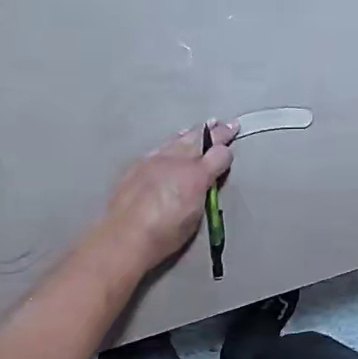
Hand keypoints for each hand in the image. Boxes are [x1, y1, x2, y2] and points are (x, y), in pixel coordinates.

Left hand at [101, 119, 236, 269]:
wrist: (126, 235)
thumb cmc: (166, 234)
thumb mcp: (196, 216)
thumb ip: (203, 193)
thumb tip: (206, 182)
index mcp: (196, 175)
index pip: (219, 155)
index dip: (227, 152)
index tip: (231, 151)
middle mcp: (177, 160)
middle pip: (201, 139)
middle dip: (216, 132)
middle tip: (228, 123)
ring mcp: (156, 159)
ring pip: (179, 138)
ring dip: (194, 132)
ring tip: (205, 124)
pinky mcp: (138, 164)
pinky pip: (161, 146)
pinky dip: (173, 140)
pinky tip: (174, 141)